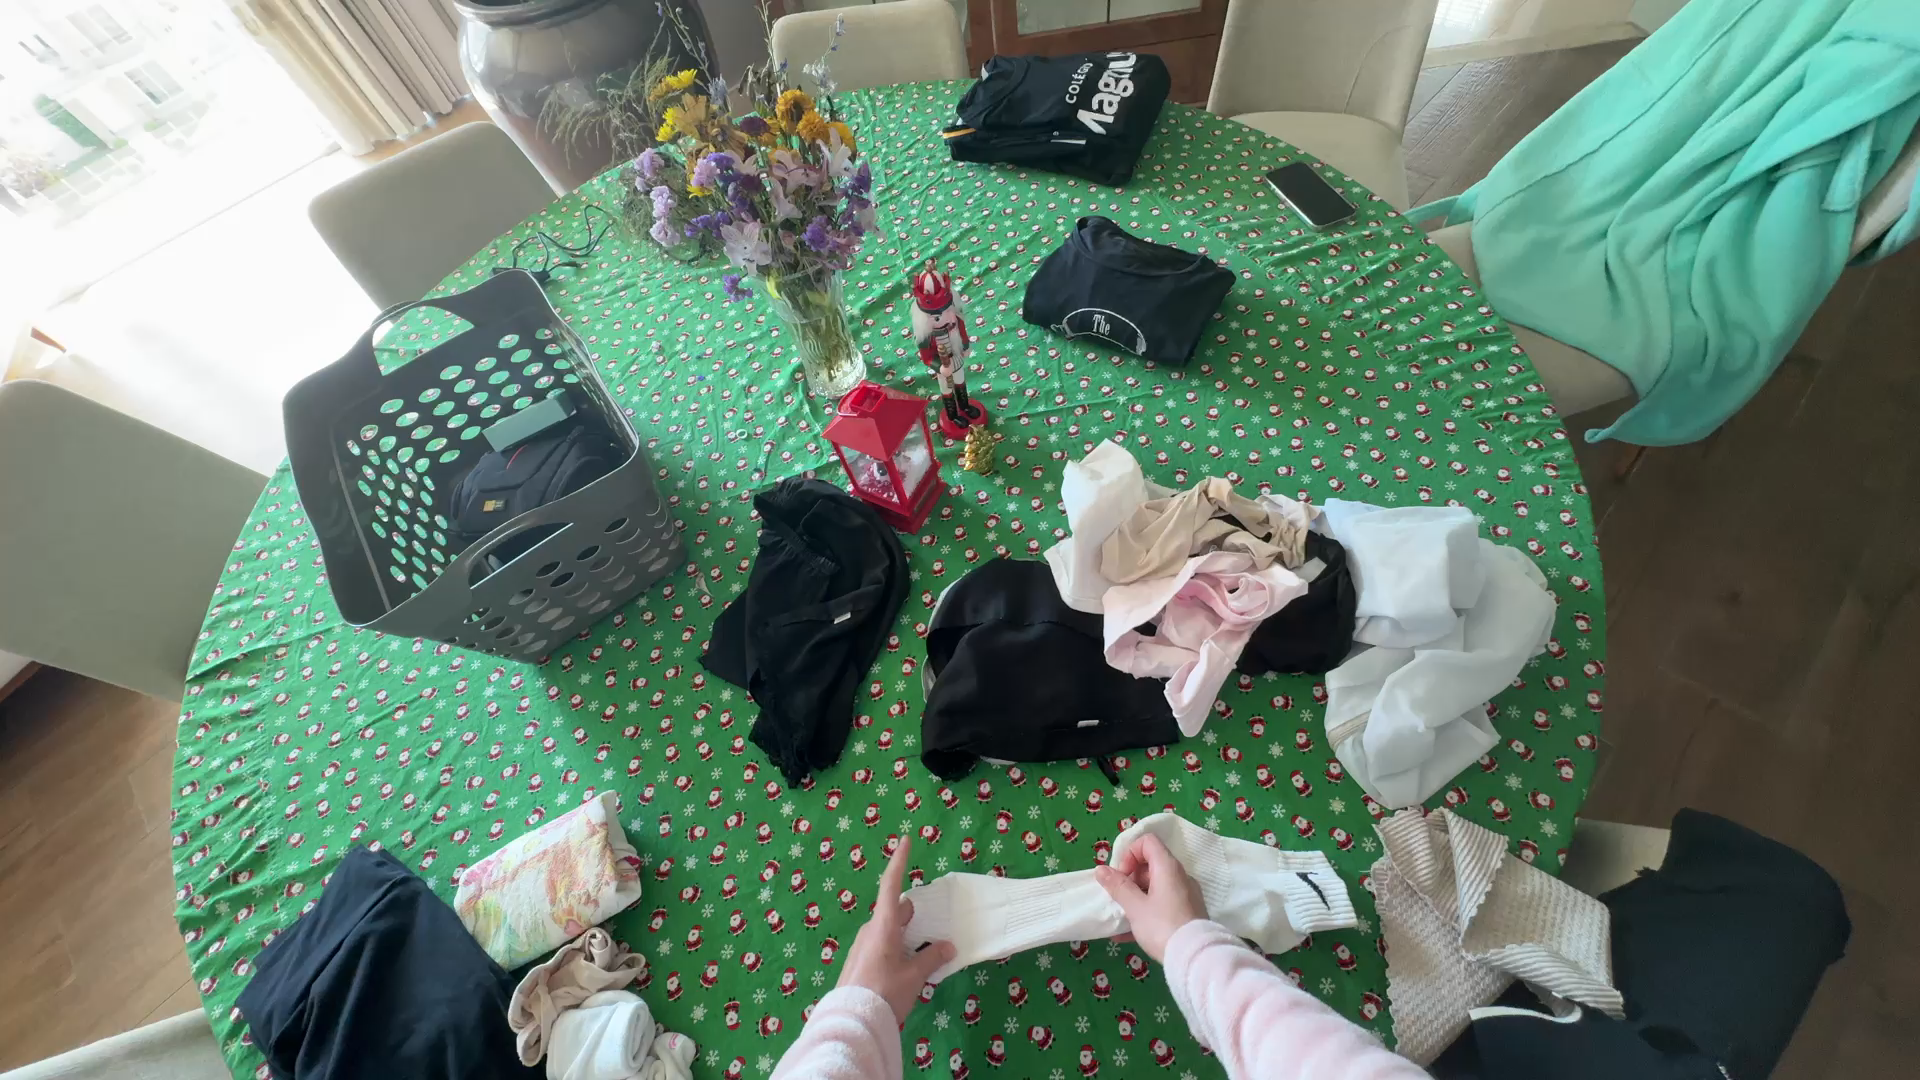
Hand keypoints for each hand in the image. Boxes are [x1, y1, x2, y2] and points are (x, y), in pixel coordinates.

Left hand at [835, 834, 955, 1023]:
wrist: (850, 1025)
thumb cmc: (884, 993)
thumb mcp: (914, 977)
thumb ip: (932, 958)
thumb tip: (948, 945)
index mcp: (883, 925)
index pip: (891, 884)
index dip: (900, 861)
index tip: (905, 839)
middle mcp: (871, 930)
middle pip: (895, 911)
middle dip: (913, 915)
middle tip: (931, 923)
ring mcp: (862, 946)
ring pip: (889, 931)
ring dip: (905, 936)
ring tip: (923, 953)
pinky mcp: (858, 963)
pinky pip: (881, 946)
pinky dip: (896, 949)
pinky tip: (906, 970)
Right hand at [1093, 833, 1206, 962]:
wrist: (1197, 961)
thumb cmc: (1163, 927)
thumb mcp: (1135, 907)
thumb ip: (1118, 886)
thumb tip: (1101, 870)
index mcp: (1168, 867)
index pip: (1147, 842)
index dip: (1130, 853)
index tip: (1121, 875)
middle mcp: (1181, 876)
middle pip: (1151, 864)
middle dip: (1130, 878)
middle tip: (1120, 898)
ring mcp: (1187, 895)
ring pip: (1157, 887)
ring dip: (1136, 897)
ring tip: (1122, 919)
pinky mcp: (1190, 914)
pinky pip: (1164, 904)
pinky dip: (1148, 911)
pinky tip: (1130, 934)